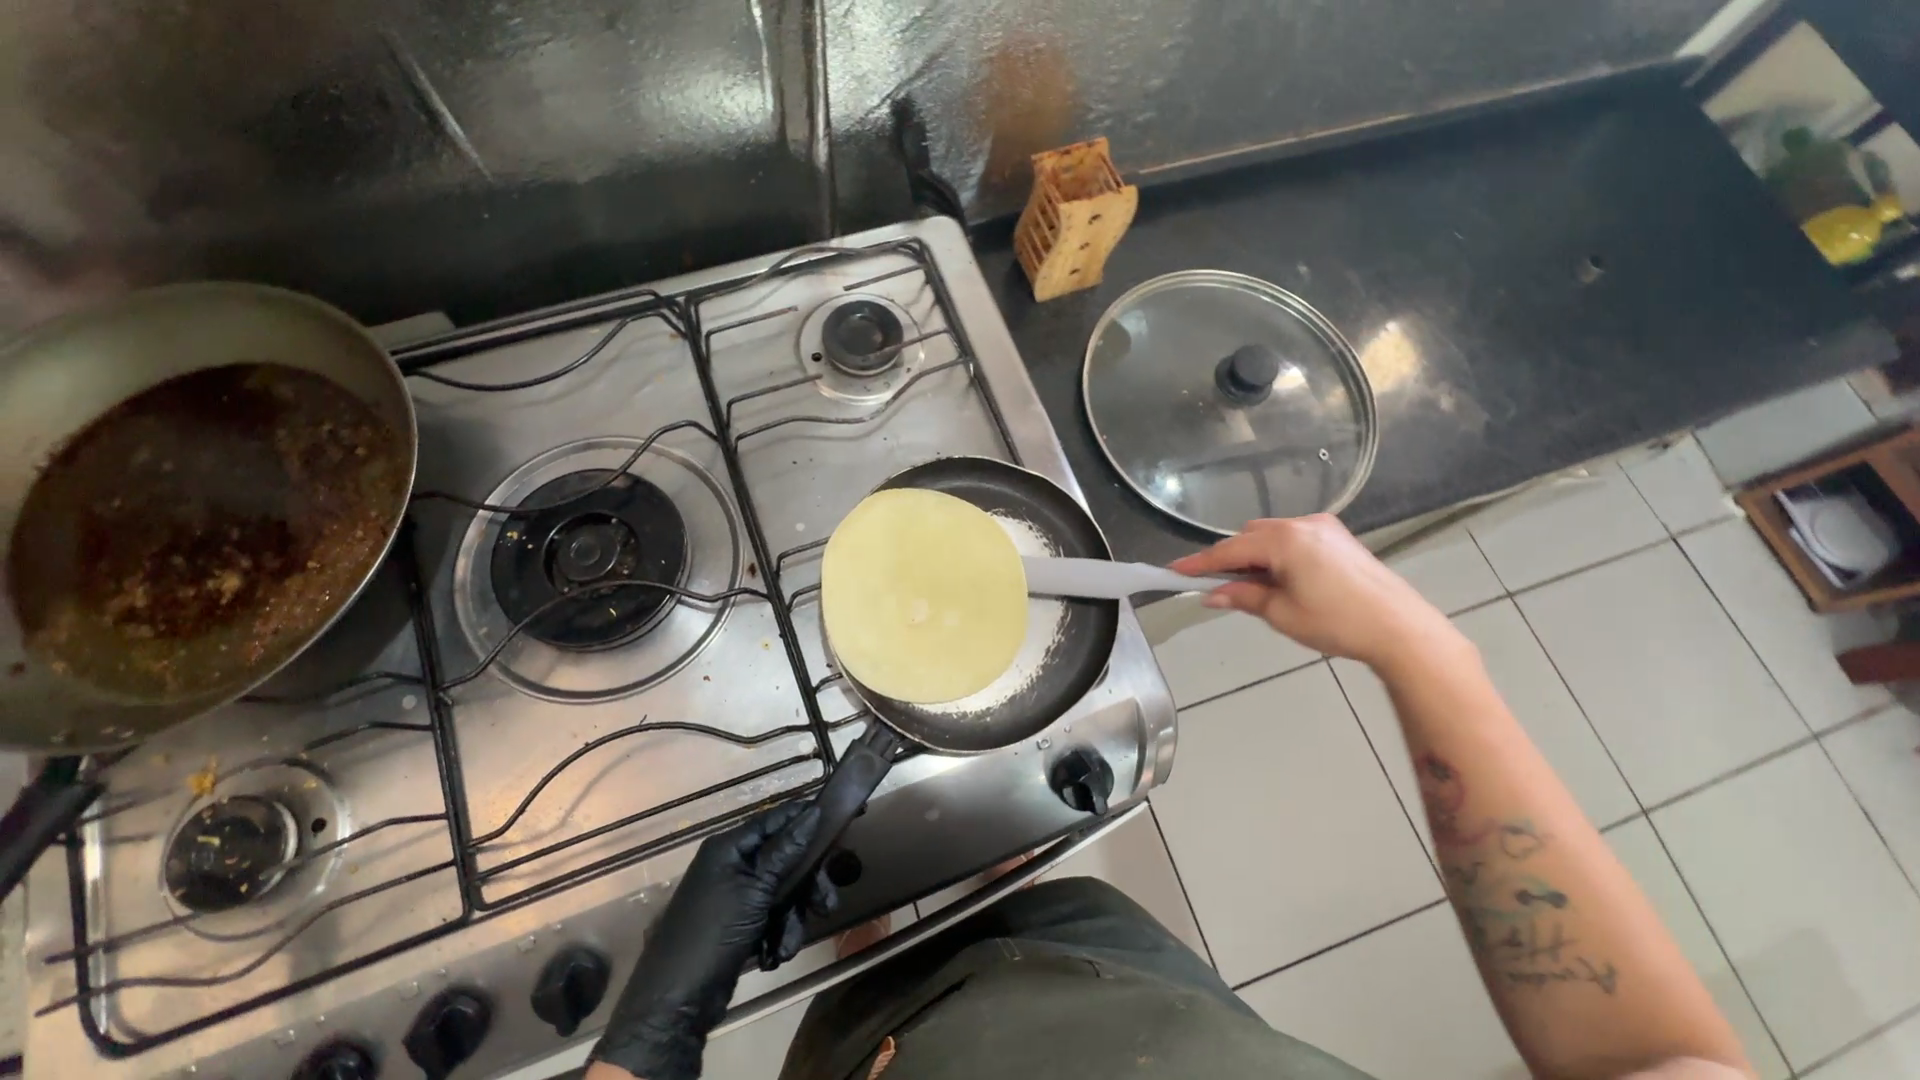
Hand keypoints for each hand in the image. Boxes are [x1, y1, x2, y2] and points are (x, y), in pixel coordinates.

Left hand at [590, 802, 836, 1079]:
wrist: (676, 1001)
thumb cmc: (713, 934)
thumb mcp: (755, 890)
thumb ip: (786, 851)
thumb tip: (812, 811)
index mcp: (730, 847)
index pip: (778, 818)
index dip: (810, 818)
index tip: (848, 818)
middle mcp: (732, 865)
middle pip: (786, 860)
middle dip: (807, 886)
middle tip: (826, 905)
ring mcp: (735, 896)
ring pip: (783, 893)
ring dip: (791, 919)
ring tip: (786, 945)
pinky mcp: (739, 924)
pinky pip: (772, 917)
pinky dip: (777, 935)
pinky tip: (772, 955)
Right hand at [1168, 515, 1463, 673]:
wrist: (1400, 628)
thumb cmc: (1336, 623)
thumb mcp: (1281, 614)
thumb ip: (1243, 597)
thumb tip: (1211, 594)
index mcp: (1285, 540)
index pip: (1229, 550)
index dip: (1200, 563)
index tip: (1173, 571)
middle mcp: (1303, 524)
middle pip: (1250, 536)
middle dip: (1230, 558)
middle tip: (1216, 587)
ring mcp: (1324, 528)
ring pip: (1272, 536)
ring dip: (1255, 556)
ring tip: (1251, 588)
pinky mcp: (1339, 538)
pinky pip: (1294, 539)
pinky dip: (1278, 554)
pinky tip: (1280, 579)